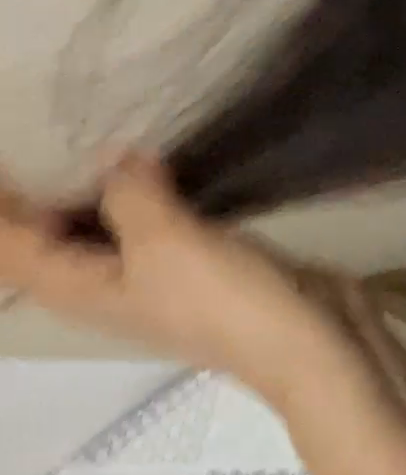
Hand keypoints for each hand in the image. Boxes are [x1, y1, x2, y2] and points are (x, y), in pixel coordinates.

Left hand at [0, 156, 347, 399]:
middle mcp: (99, 282)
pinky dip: (157, 200)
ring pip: (106, 227)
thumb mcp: (169, 244)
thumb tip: (113, 156)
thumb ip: (131, 196)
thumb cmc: (226, 300)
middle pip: (48, 231)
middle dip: (54, 186)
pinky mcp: (202, 269)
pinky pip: (160, 228)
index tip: (28, 142)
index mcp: (69, 285)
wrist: (307, 340)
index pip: (4, 237)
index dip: (6, 193)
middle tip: (76, 134)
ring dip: (108, 189)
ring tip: (124, 141)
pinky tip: (178, 176)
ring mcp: (154, 276)